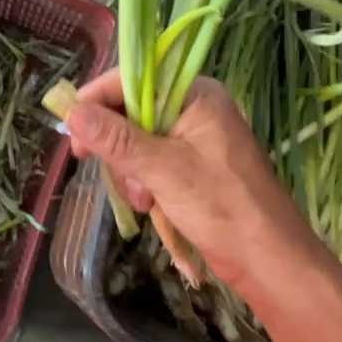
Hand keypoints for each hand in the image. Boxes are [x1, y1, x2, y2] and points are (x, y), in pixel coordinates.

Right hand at [65, 70, 320, 294]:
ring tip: (144, 198)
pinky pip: (148, 159)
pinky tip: (151, 203)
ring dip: (129, 170)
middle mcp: (192, 107)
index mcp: (194, 93)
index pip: (130, 80)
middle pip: (128, 109)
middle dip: (116, 145)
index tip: (72, 131)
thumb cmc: (224, 207)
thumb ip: (116, 138)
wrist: (270, 261)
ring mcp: (192, 136)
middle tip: (105, 169)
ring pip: (133, 139)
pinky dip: (142, 181)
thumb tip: (71, 112)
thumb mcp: (163, 169)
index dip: (97, 101)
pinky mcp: (190, 163)